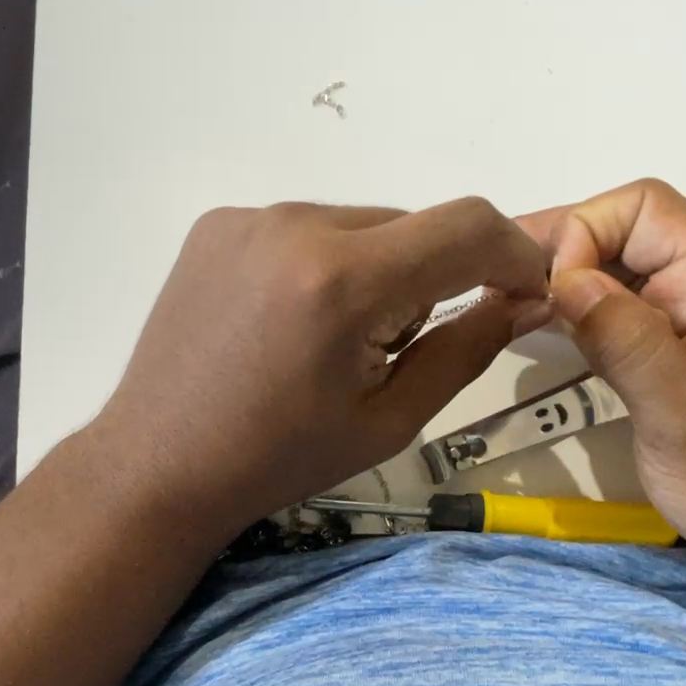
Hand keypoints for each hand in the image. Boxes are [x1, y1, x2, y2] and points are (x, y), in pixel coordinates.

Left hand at [88, 199, 552, 533]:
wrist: (160, 465)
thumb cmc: (278, 462)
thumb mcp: (386, 422)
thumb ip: (463, 352)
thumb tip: (523, 301)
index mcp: (341, 283)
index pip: (465, 227)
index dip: (513, 253)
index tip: (524, 289)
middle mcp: (294, 225)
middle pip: (409, 226)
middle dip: (430, 279)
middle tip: (394, 351)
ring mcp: (247, 219)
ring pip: (358, 226)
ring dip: (375, 272)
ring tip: (330, 345)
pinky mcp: (217, 226)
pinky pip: (304, 231)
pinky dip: (323, 266)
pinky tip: (288, 326)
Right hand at [521, 180, 685, 595]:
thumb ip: (632, 347)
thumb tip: (567, 279)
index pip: (647, 209)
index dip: (585, 233)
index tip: (546, 295)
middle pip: (629, 230)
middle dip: (560, 248)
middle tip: (493, 285)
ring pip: (622, 270)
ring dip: (564, 279)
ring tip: (504, 303)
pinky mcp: (680, 353)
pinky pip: (625, 311)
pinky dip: (580, 313)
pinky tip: (544, 332)